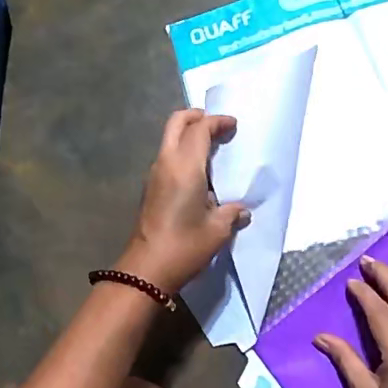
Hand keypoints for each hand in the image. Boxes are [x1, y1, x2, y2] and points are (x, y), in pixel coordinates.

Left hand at [116, 109, 251, 293]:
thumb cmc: (186, 245)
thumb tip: (240, 210)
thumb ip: (232, 213)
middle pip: (177, 124)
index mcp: (185, 167)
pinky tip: (200, 171)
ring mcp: (154, 175)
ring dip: (189, 135)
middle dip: (196, 117)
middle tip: (217, 124)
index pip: (200, 129)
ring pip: (169, 139)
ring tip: (212, 147)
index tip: (233, 125)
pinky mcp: (151, 188)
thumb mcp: (218, 229)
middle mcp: (166, 163)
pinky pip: (168, 157)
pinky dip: (183, 152)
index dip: (217, 122)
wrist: (147, 270)